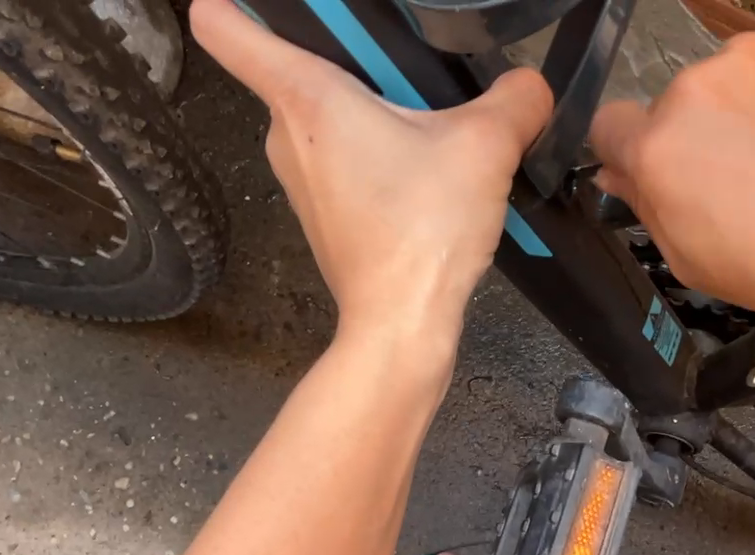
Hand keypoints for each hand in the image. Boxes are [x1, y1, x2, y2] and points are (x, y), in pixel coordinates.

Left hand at [193, 0, 551, 344]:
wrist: (402, 322)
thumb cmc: (424, 228)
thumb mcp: (485, 149)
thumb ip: (515, 102)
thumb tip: (531, 88)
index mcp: (304, 96)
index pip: (223, 23)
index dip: (237, 4)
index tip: (274, 7)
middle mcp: (285, 136)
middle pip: (302, 75)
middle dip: (357, 77)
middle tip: (416, 95)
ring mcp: (301, 187)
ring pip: (331, 131)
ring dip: (375, 130)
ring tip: (430, 153)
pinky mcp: (324, 225)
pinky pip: (346, 176)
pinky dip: (378, 175)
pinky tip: (423, 198)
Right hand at [591, 30, 754, 317]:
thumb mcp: (691, 261)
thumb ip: (645, 209)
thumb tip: (616, 174)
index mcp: (655, 152)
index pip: (606, 127)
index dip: (626, 155)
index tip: (655, 176)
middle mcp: (687, 92)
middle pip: (665, 110)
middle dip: (687, 141)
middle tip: (731, 183)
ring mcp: (738, 60)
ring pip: (712, 89)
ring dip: (727, 117)